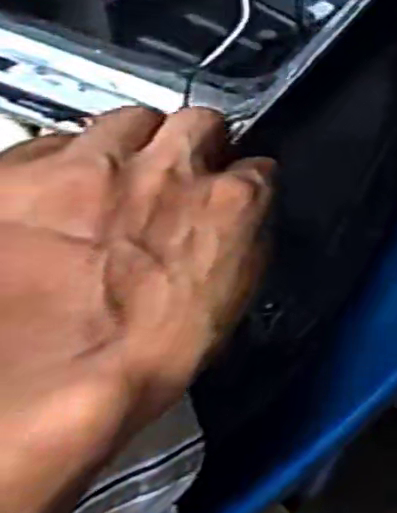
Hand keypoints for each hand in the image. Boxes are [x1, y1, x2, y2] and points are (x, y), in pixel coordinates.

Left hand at [0, 107, 273, 432]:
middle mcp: (167, 171)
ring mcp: (82, 173)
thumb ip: (238, 230)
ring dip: (123, 145)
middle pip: (193, 121)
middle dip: (188, 143)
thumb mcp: (228, 286)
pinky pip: (36, 148)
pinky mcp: (4, 184)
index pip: (255, 163)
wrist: (36, 393)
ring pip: (122, 120)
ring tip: (102, 181)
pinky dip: (46, 167)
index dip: (237, 178)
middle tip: (169, 173)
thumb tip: (235, 209)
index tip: (222, 192)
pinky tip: (41, 203)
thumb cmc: (141, 352)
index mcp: (233, 199)